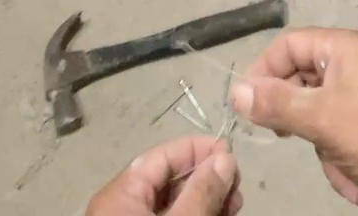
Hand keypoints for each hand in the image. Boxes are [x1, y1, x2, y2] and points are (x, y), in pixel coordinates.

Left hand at [85, 136, 242, 215]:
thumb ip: (201, 192)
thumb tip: (225, 156)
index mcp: (120, 192)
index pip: (163, 155)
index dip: (198, 149)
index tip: (231, 153)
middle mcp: (121, 205)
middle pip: (170, 178)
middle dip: (207, 177)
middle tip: (237, 185)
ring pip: (174, 202)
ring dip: (206, 198)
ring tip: (234, 204)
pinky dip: (195, 214)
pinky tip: (218, 215)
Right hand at [230, 28, 357, 208]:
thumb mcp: (320, 119)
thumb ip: (276, 103)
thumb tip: (235, 91)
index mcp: (341, 48)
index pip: (287, 44)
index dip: (263, 71)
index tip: (245, 104)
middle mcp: (350, 63)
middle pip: (299, 79)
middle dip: (293, 116)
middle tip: (281, 136)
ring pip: (315, 111)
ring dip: (318, 144)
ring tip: (333, 163)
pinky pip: (334, 131)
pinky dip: (336, 157)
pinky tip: (350, 182)